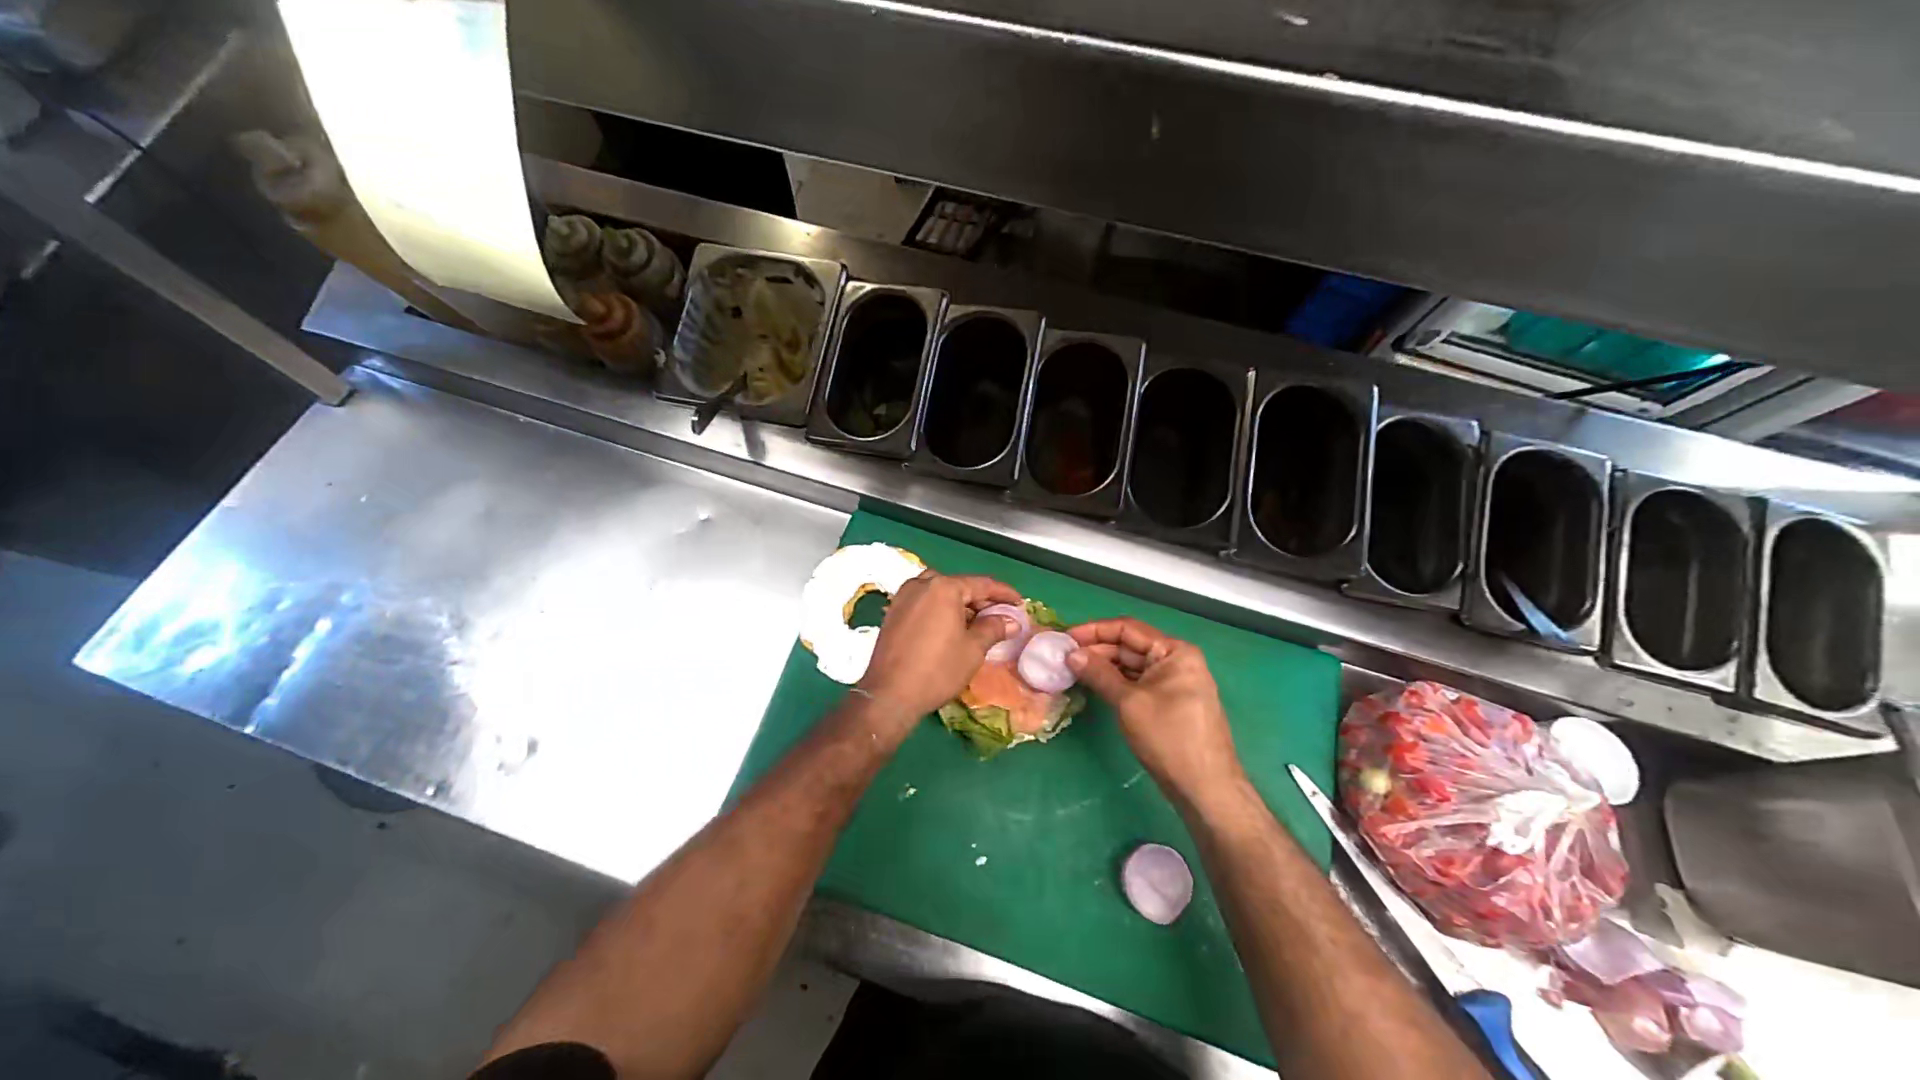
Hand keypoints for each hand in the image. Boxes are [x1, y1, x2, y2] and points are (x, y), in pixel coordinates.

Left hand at [857, 571, 1021, 730]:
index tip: (1019, 602)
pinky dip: (940, 609)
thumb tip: (1011, 620)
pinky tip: (950, 628)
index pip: (982, 584)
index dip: (1004, 593)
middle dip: (980, 599)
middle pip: (958, 585)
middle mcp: (921, 584)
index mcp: (944, 587)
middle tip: (1000, 615)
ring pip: (939, 592)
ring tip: (976, 622)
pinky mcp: (893, 613)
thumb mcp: (973, 649)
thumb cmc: (938, 670)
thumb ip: (994, 628)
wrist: (890, 695)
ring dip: (959, 603)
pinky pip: (924, 602)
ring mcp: (903, 597)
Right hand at [1067, 618, 1246, 801]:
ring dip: (1102, 667)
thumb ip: (1099, 674)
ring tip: (1070, 670)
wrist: (1205, 787)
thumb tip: (1072, 654)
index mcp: (1175, 652)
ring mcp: (1173, 683)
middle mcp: (1176, 661)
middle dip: (1096, 650)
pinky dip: (1114, 683)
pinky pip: (1136, 683)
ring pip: (1131, 666)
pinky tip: (1091, 685)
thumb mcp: (1129, 702)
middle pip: (1129, 646)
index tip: (1064, 638)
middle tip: (1061, 657)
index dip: (1094, 630)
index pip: (1127, 629)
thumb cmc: (1169, 738)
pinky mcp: (1168, 703)